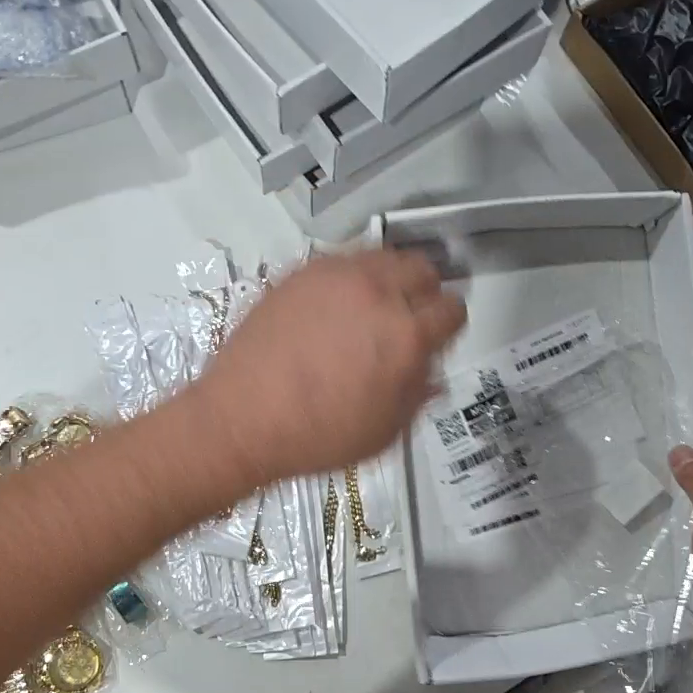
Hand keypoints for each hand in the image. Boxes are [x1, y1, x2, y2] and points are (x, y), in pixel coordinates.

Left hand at [192, 249, 465, 483]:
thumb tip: (429, 373)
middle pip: (423, 268)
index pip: (452, 310)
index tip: (440, 338)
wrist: (241, 419)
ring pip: (383, 256)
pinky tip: (337, 308)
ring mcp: (335, 276)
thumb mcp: (383, 433)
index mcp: (405, 335)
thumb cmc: (316, 436)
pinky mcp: (301, 273)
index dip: (450, 326)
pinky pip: (343, 261)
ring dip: (390, 278)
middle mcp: (376, 293)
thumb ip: (416, 396)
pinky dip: (352, 278)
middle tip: (412, 316)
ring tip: (375, 308)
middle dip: (426, 291)